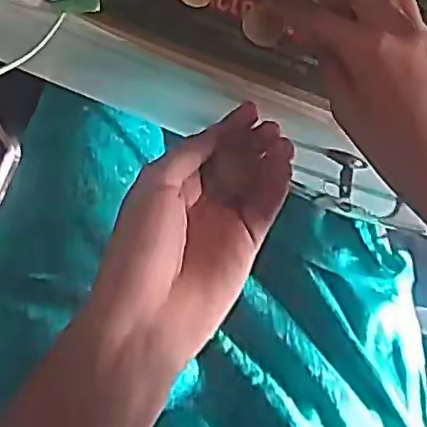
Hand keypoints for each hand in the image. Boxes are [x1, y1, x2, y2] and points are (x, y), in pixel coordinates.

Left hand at [84, 102, 292, 371]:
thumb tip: (216, 134)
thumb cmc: (141, 243)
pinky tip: (285, 164)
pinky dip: (276, 184)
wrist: (148, 315)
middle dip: (251, 141)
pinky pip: (265, 205)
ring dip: (268, 158)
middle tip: (271, 126)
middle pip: (233, 161)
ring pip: (253, 180)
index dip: (228, 129)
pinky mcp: (247, 243)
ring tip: (282, 140)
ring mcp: (225, 220)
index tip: (251, 111)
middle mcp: (201, 197)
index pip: (207, 147)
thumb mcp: (156, 184)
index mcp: (173, 181)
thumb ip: (189, 155)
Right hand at [266, 0, 426, 183]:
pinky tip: (374, 49)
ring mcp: (422, 36)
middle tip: (322, 22)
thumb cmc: (399, 154)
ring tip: (349, 27)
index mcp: (368, 47)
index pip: (319, 17)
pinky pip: (405, 14)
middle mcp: (397, 30)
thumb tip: (325, 45)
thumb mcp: (348, 113)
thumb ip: (333, 69)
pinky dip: (383, 17)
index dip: (291, 11)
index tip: (275, 7)